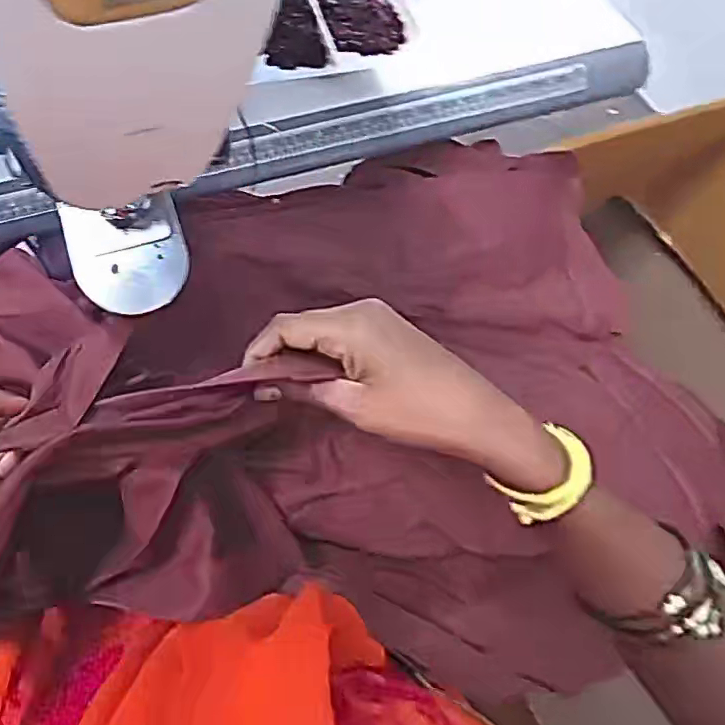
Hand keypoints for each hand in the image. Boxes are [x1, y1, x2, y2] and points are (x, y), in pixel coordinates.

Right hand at [243, 299, 565, 490]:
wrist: (481, 415)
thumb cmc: (417, 413)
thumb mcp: (353, 405)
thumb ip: (302, 389)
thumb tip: (263, 385)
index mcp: (350, 323)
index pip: (284, 326)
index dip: (257, 351)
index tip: (244, 380)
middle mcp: (359, 308)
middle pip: (299, 323)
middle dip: (274, 353)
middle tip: (262, 387)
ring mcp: (374, 314)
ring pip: (316, 327)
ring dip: (296, 354)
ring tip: (284, 386)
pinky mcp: (383, 325)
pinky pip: (337, 332)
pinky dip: (318, 351)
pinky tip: (315, 375)